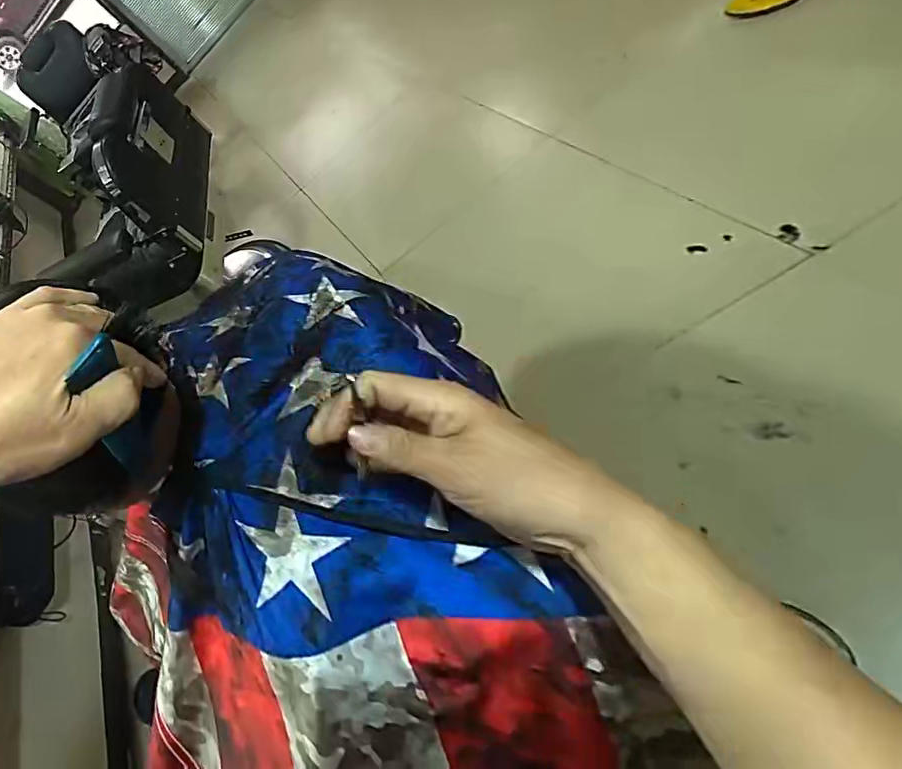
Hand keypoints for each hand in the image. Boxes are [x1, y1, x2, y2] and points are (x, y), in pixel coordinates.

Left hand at [0, 287, 165, 541]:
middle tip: (125, 375)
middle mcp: (50, 314)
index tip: (157, 384)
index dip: (146, 371)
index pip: (126, 351)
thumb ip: (119, 398)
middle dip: (120, 347)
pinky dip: (63, 304)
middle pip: (102, 323)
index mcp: (75, 337)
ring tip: (100, 344)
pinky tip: (62, 315)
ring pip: (74, 305)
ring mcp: (19, 313)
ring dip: (94, 322)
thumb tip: (138, 376)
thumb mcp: (72, 432)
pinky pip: (41, 300)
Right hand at [306, 371, 639, 552]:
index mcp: (438, 397)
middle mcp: (438, 407)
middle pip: (379, 400)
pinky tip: (370, 475)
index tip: (320, 441)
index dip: (343, 406)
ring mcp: (447, 433)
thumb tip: (349, 434)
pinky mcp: (455, 458)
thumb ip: (398, 449)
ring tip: (338, 465)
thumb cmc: (516, 483)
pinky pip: (407, 449)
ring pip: (391, 425)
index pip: (374, 384)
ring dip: (362, 439)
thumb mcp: (452, 467)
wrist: (581, 516)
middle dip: (346, 420)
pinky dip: (384, 458)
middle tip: (320, 452)